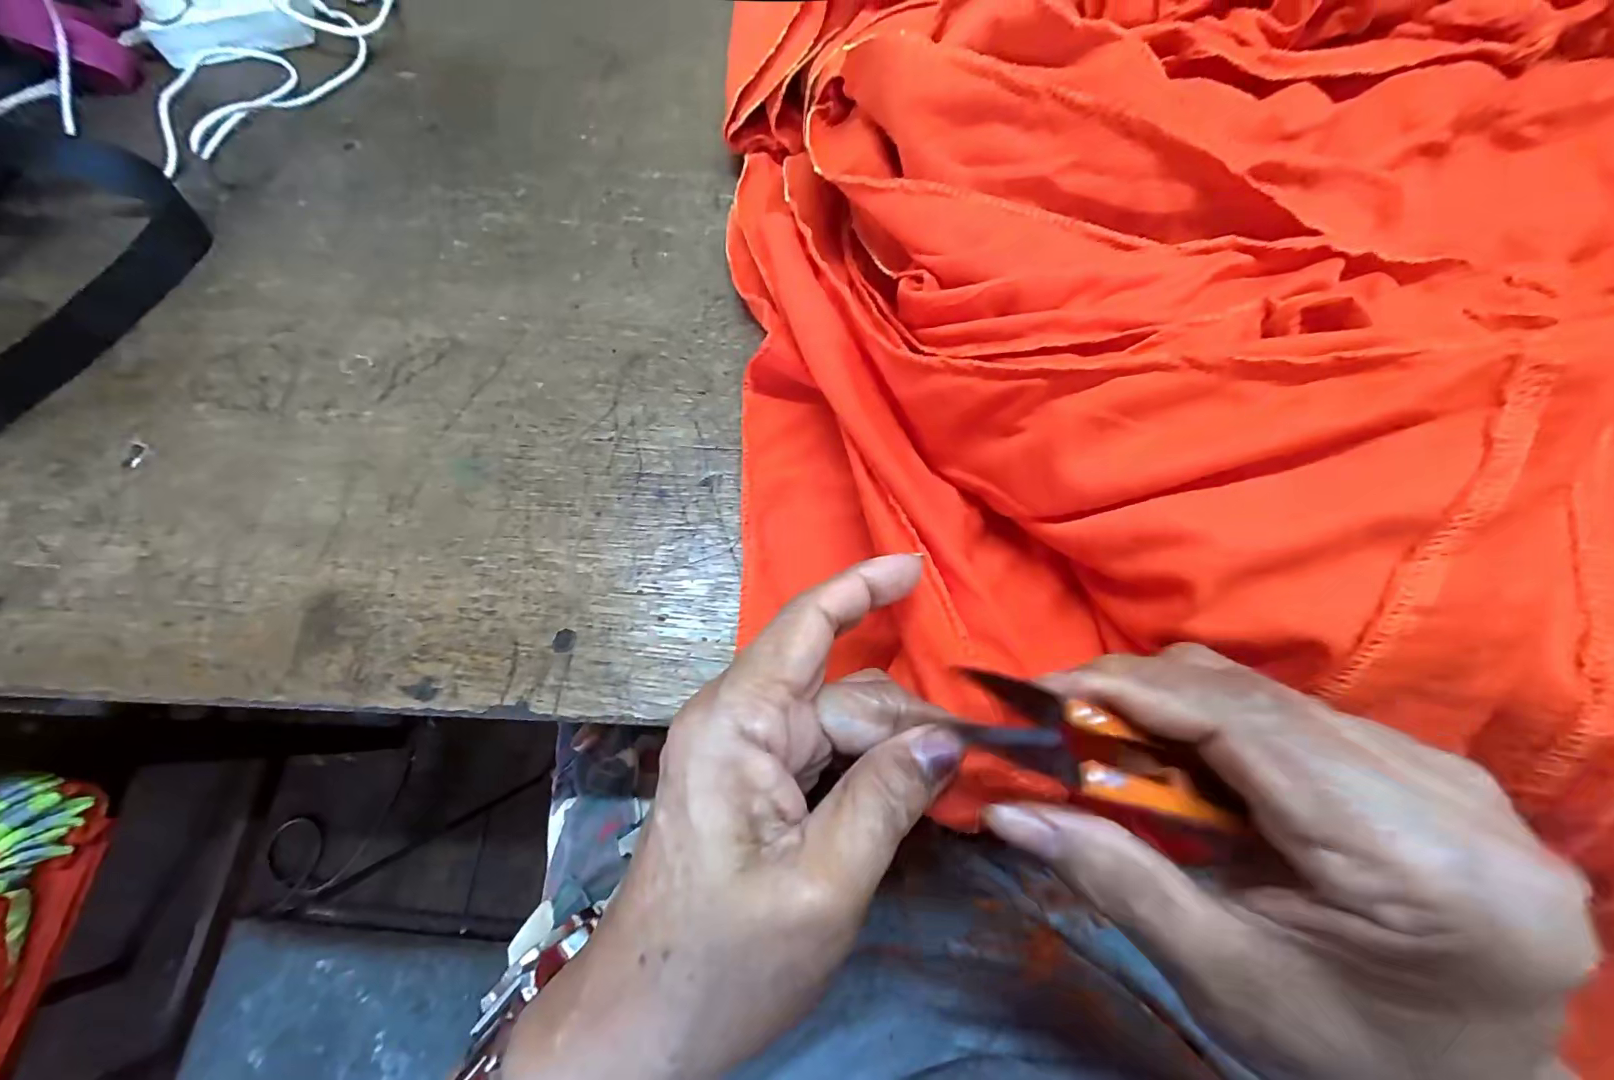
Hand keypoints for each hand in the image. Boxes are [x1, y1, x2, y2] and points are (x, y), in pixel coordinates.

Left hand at [506, 556, 963, 1079]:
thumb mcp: (822, 887)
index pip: (807, 627)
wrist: (643, 1029)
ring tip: (947, 782)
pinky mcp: (755, 782)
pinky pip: (828, 751)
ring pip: (842, 722)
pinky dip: (872, 763)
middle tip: (970, 761)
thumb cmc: (721, 963)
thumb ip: (887, 800)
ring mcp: (745, 752)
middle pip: (844, 689)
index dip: (862, 587)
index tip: (915, 566)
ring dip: (895, 745)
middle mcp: (738, 721)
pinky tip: (909, 786)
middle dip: (907, 717)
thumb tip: (948, 737)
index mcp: (739, 724)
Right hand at [981, 644, 1596, 1079]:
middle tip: (1063, 715)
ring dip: (1178, 703)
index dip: (1136, 689)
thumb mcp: (1219, 978)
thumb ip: (1116, 879)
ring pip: (1274, 694)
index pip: (1248, 722)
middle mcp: (1448, 791)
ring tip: (1114, 737)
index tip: (1047, 688)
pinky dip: (1222, 721)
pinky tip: (1190, 761)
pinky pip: (1298, 713)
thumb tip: (1010, 812)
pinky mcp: (1430, 766)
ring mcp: (1447, 770)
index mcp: (1416, 859)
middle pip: (1259, 694)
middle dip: (1144, 691)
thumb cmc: (1343, 1059)